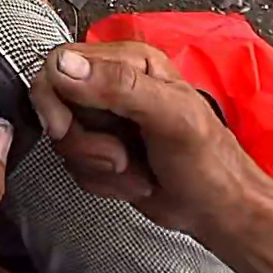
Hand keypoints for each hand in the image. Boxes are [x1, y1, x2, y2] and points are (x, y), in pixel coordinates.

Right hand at [29, 42, 272, 239]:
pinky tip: (132, 178)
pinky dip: (102, 181)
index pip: (60, 63)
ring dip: (97, 164)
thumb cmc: (209, 162)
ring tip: (133, 166)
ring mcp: (105, 120)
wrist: (217, 210)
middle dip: (83, 140)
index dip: (54, 97)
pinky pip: (74, 165)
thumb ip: (119, 85)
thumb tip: (65, 65)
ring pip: (64, 139)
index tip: (64, 126)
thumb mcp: (170, 116)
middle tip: (116, 154)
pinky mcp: (100, 150)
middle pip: (56, 105)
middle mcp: (112, 85)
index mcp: (129, 62)